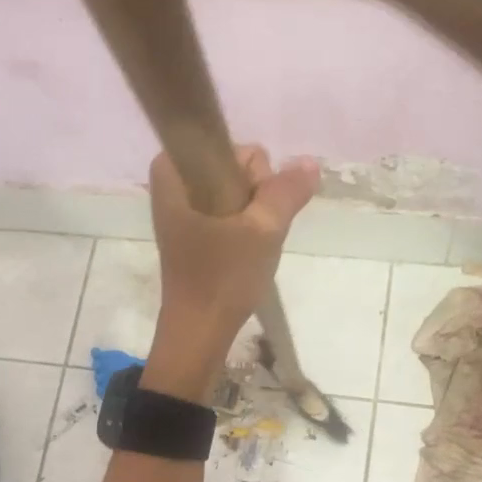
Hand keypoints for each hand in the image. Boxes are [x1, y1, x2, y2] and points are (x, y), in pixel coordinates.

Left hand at [140, 146, 318, 402]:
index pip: (238, 149)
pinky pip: (227, 212)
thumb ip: (287, 191)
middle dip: (254, 198)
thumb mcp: (264, 230)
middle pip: (237, 168)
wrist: (197, 332)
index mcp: (176, 170)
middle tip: (250, 234)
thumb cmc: (223, 279)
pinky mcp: (189, 231)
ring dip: (251, 216)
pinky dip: (241, 228)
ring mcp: (180, 208)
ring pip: (236, 193)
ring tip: (246, 248)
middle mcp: (172, 181)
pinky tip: (243, 254)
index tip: (249, 212)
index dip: (255, 178)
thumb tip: (309, 162)